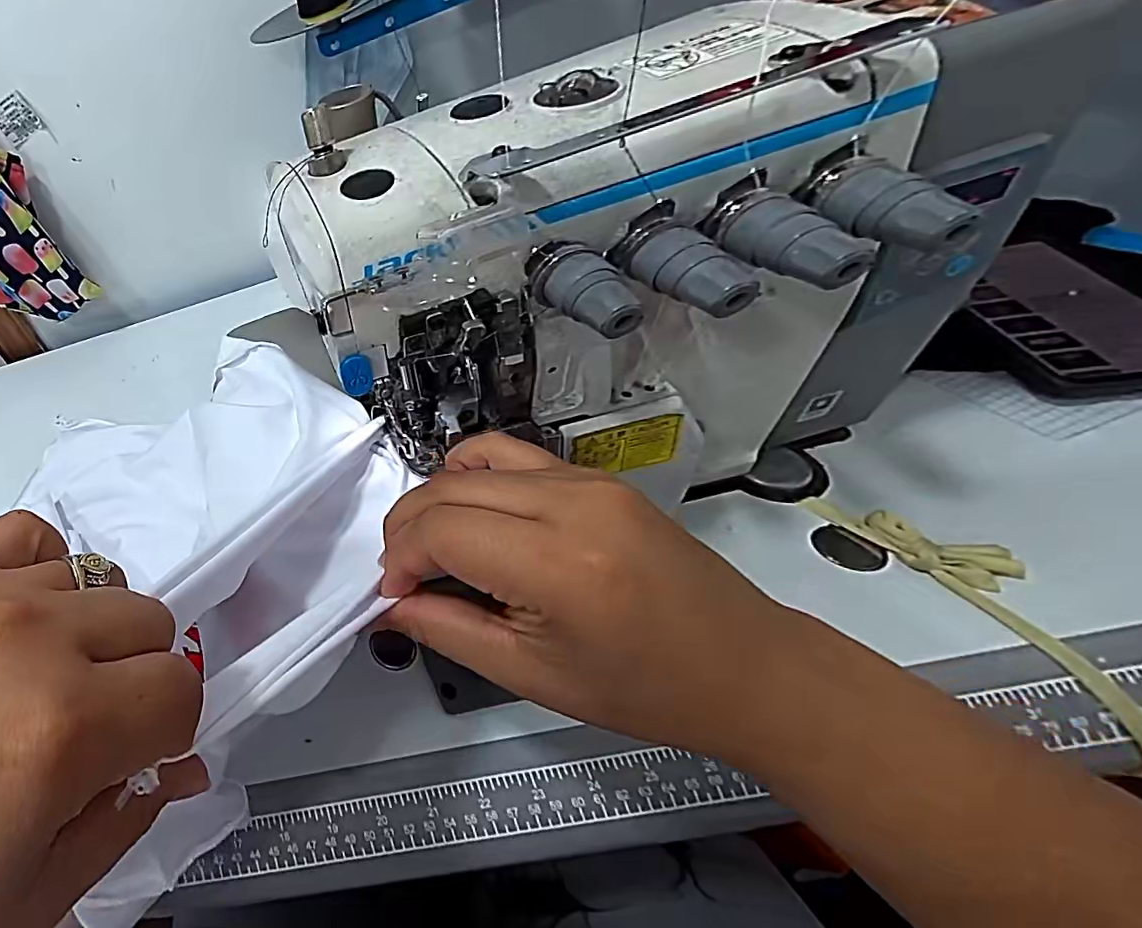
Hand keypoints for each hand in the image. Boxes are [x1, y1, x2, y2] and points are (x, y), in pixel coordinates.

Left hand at [0, 510, 206, 926]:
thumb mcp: (26, 902)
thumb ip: (123, 819)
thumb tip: (176, 770)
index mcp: (62, 728)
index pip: (182, 692)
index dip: (173, 735)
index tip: (144, 760)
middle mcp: (33, 638)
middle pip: (152, 623)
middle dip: (139, 683)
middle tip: (94, 733)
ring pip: (101, 583)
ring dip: (94, 635)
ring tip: (44, 686)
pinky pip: (28, 534)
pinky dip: (45, 569)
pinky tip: (21, 619)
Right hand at [378, 433, 812, 756]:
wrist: (750, 669)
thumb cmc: (648, 688)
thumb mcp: (532, 675)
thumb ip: (446, 631)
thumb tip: (392, 604)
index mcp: (558, 564)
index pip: (440, 532)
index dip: (401, 559)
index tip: (394, 592)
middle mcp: (571, 505)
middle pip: (445, 490)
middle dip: (406, 530)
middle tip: (404, 574)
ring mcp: (585, 481)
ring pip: (469, 466)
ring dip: (432, 502)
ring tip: (430, 543)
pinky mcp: (593, 475)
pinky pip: (508, 453)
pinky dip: (470, 471)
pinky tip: (467, 502)